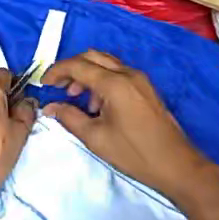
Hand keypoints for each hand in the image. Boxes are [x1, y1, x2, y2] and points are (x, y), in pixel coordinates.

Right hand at [42, 51, 218, 203]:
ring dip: (88, 74)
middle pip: (93, 56)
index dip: (57, 71)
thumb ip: (70, 118)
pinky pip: (119, 73)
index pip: (78, 65)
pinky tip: (98, 105)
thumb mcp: (96, 138)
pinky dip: (102, 80)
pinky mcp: (146, 88)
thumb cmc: (134, 153)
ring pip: (106, 63)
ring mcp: (140, 79)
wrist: (175, 163)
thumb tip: (50, 107)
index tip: (43, 84)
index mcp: (115, 83)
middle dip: (72, 68)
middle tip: (58, 87)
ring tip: (77, 100)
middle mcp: (128, 73)